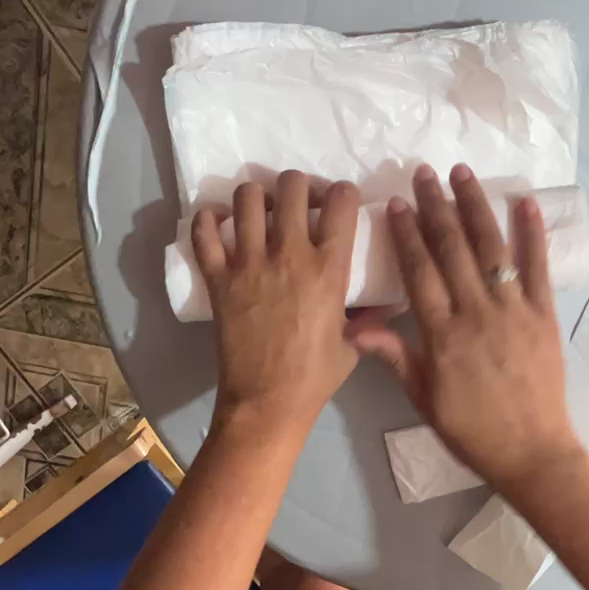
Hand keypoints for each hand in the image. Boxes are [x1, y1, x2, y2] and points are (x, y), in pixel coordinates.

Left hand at [193, 170, 370, 436]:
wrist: (267, 402)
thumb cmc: (314, 378)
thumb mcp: (352, 346)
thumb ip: (367, 318)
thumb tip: (384, 306)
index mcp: (329, 268)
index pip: (340, 202)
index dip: (342, 193)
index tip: (338, 204)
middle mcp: (289, 255)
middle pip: (292, 187)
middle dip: (299, 187)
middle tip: (298, 205)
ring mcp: (249, 264)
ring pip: (247, 198)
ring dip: (256, 197)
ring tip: (260, 211)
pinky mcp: (218, 279)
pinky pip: (204, 232)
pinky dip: (208, 219)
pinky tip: (219, 223)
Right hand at [348, 164, 585, 493]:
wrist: (529, 451)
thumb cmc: (469, 429)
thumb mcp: (422, 398)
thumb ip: (394, 356)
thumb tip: (356, 328)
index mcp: (441, 334)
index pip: (419, 272)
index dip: (407, 235)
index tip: (397, 204)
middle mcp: (476, 312)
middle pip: (453, 249)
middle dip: (437, 206)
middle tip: (424, 172)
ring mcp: (514, 310)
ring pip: (492, 248)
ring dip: (476, 207)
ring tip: (463, 173)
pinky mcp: (544, 315)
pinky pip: (538, 267)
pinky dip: (532, 234)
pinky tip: (525, 202)